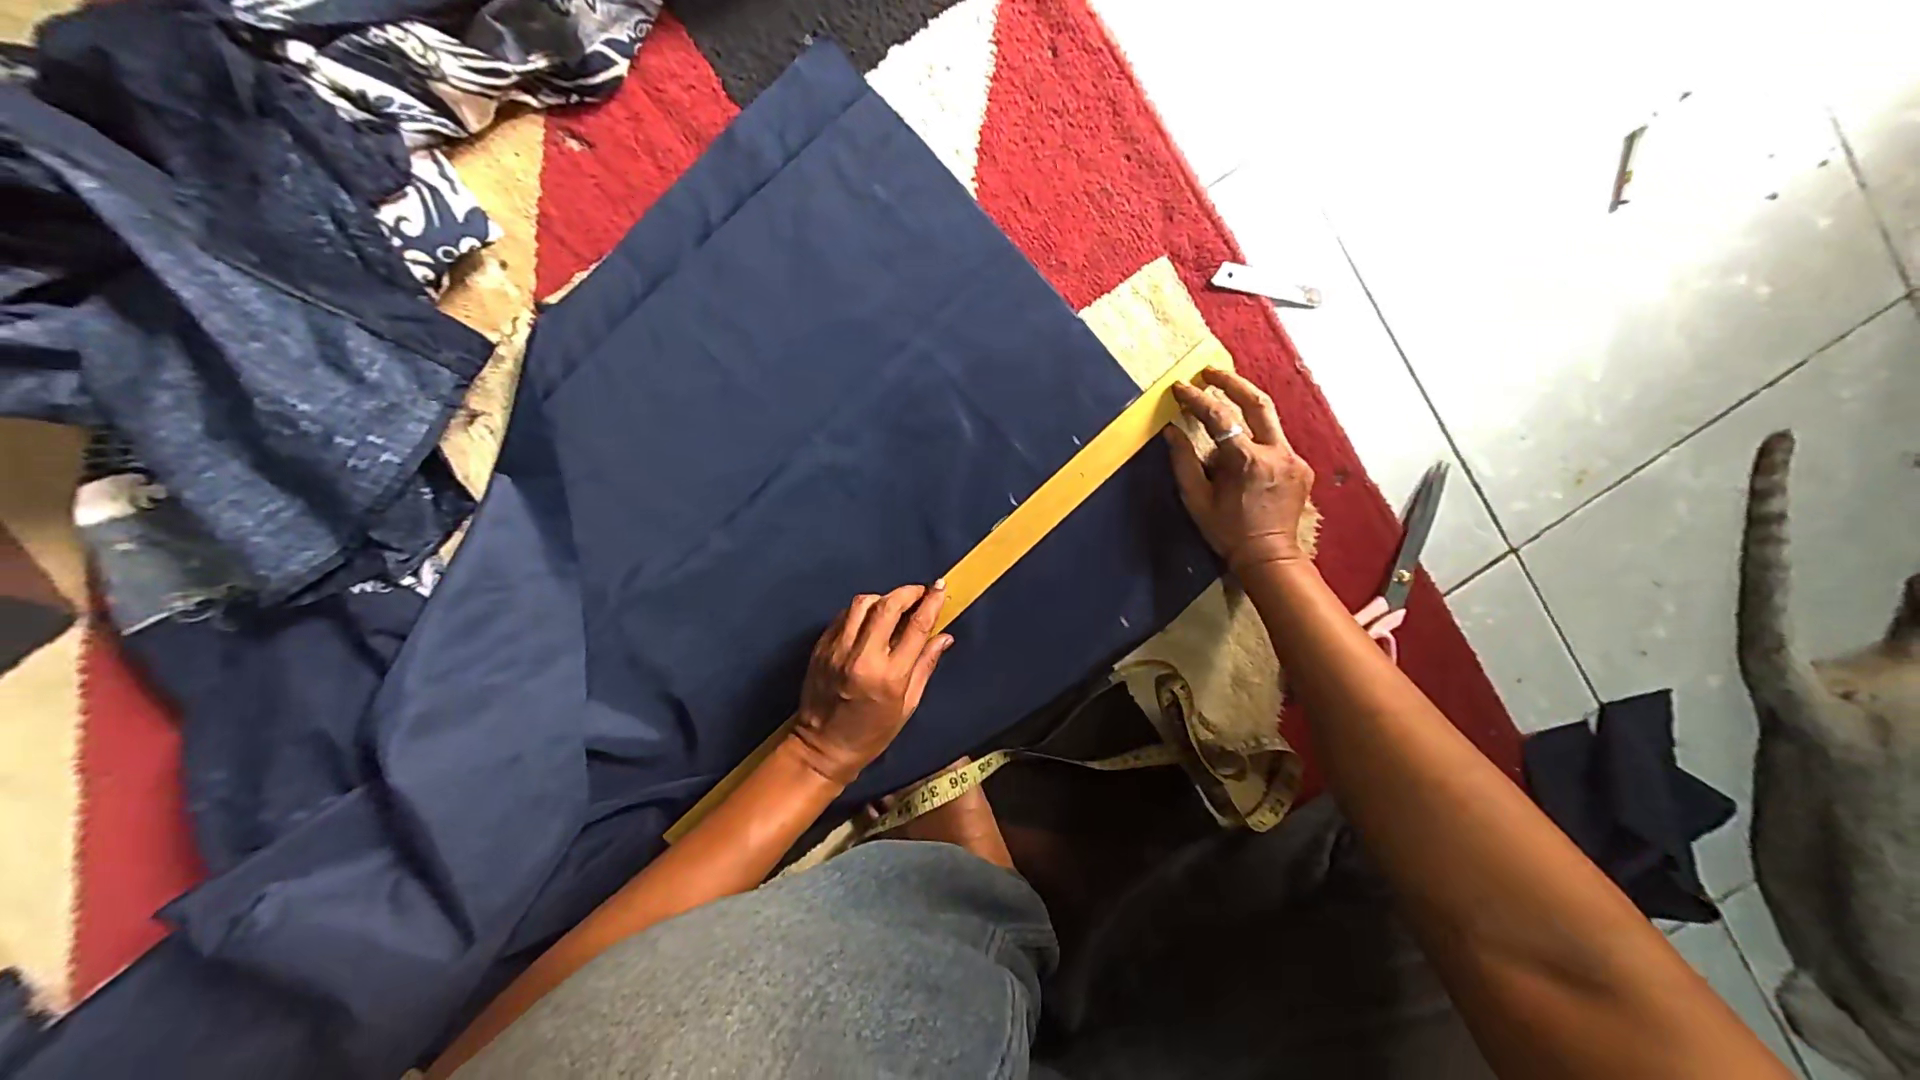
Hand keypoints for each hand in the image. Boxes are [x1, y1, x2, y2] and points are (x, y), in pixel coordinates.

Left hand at [789, 583, 953, 784]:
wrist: (823, 747)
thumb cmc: (872, 733)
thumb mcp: (908, 704)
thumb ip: (925, 665)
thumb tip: (944, 635)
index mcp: (890, 676)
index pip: (916, 626)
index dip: (931, 602)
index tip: (940, 587)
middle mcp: (862, 658)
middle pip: (888, 606)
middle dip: (907, 592)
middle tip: (919, 592)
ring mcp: (837, 650)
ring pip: (862, 604)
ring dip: (882, 599)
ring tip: (893, 605)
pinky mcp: (821, 647)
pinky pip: (843, 616)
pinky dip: (860, 611)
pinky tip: (869, 619)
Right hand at [1164, 367, 1314, 571]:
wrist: (1268, 555)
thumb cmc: (1227, 531)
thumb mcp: (1196, 498)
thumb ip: (1183, 461)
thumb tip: (1172, 431)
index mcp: (1247, 462)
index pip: (1220, 418)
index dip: (1197, 399)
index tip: (1180, 388)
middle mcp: (1276, 454)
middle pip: (1257, 402)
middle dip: (1232, 382)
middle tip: (1210, 372)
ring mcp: (1293, 459)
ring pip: (1268, 420)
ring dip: (1244, 407)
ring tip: (1222, 401)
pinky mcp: (1301, 466)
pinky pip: (1275, 441)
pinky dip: (1255, 436)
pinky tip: (1240, 447)